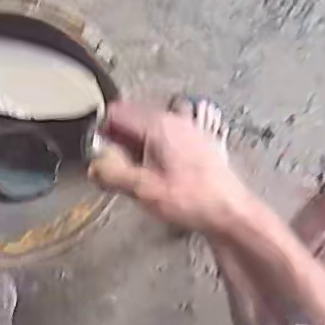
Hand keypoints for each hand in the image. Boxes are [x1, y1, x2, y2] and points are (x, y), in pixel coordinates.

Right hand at [89, 100, 258, 234]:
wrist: (230, 213)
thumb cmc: (194, 200)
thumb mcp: (143, 191)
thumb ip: (112, 174)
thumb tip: (94, 167)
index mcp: (159, 125)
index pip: (117, 111)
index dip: (101, 128)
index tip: (96, 146)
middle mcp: (175, 120)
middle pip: (134, 115)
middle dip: (118, 136)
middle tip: (111, 162)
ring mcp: (190, 129)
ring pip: (150, 124)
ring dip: (136, 141)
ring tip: (134, 168)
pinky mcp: (199, 141)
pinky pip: (167, 134)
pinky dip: (154, 146)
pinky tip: (156, 169)